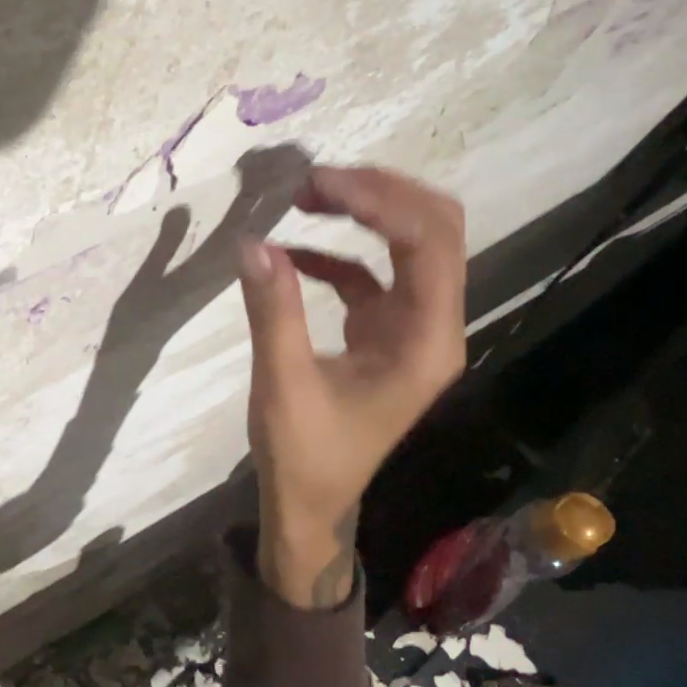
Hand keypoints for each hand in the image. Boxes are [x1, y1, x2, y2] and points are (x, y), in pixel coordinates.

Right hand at [236, 166, 466, 608]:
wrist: (311, 507)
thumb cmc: (305, 455)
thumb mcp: (282, 384)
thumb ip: (273, 310)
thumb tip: (252, 242)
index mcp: (426, 342)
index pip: (428, 244)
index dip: (379, 202)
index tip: (318, 185)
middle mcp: (432, 328)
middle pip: (434, 231)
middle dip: (379, 195)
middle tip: (314, 180)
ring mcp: (410, 330)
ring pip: (408, 246)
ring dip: (362, 215)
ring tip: (304, 196)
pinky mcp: (383, 334)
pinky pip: (372, 275)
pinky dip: (338, 253)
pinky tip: (293, 252)